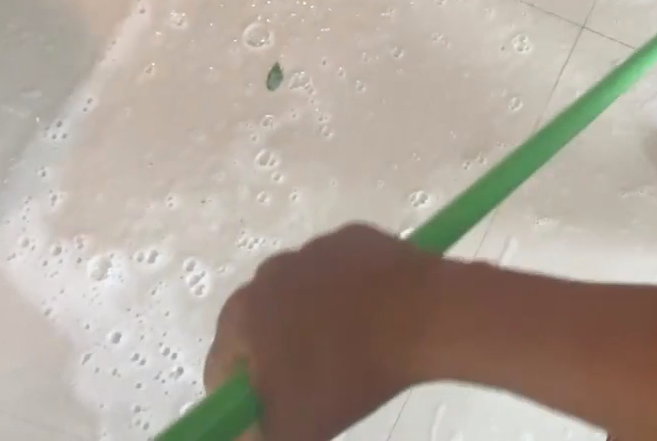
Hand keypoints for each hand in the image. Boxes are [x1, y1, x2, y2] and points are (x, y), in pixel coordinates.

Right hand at [205, 224, 445, 440]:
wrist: (429, 315)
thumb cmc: (352, 373)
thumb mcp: (288, 429)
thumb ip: (253, 435)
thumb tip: (247, 432)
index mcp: (244, 312)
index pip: (227, 363)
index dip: (246, 393)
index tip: (276, 406)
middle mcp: (277, 268)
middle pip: (264, 323)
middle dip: (281, 351)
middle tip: (317, 377)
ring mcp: (324, 246)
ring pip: (305, 294)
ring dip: (317, 316)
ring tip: (353, 342)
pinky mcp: (363, 234)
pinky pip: (342, 271)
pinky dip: (350, 288)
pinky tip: (374, 310)